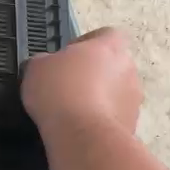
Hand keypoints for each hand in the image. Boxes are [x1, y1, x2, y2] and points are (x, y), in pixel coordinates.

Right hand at [22, 27, 142, 138]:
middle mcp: (128, 69)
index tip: (68, 57)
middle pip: (112, 64)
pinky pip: (113, 115)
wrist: (81, 134)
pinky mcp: (132, 123)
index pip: (107, 34)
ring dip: (98, 97)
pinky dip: (99, 118)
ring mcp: (134, 98)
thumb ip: (46, 61)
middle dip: (93, 73)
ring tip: (71, 110)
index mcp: (109, 47)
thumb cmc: (59, 90)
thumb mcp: (36, 66)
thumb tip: (48, 65)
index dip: (87, 43)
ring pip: (115, 91)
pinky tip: (78, 127)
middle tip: (66, 85)